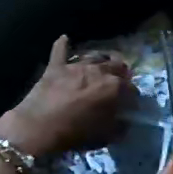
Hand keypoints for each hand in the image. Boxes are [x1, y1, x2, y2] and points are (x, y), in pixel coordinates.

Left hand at [0, 36, 128, 157]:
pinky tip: (65, 38)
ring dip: (102, 60)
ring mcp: (76, 66)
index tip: (131, 105)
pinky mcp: (56, 67)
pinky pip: (60, 50)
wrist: (39, 128)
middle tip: (120, 82)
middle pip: (117, 66)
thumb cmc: (75, 133)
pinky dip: (63, 45)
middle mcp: (99, 71)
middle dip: (122, 73)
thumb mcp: (105, 135)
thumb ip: (119, 126)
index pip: (131, 88)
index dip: (133, 97)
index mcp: (114, 87)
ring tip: (103, 66)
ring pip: (95, 56)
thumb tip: (124, 122)